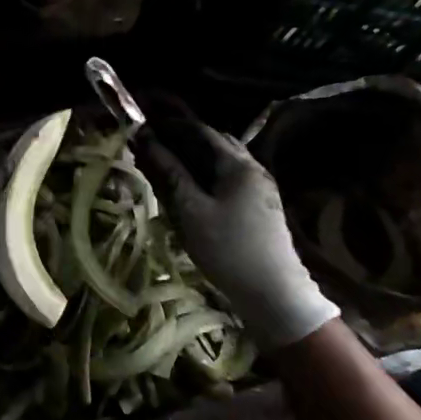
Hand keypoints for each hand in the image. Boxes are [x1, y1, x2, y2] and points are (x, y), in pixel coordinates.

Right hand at [132, 101, 339, 349]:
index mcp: (238, 165)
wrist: (274, 294)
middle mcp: (253, 168)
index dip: (172, 125)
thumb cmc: (228, 249)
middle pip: (216, 142)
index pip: (201, 131)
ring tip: (169, 165)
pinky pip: (230, 179)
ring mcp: (261, 188)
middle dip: (184, 139)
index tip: (146, 126)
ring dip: (196, 157)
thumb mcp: (190, 211)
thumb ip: (169, 173)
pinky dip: (207, 175)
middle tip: (155, 145)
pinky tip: (192, 189)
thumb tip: (146, 141)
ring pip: (224, 161)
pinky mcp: (261, 206)